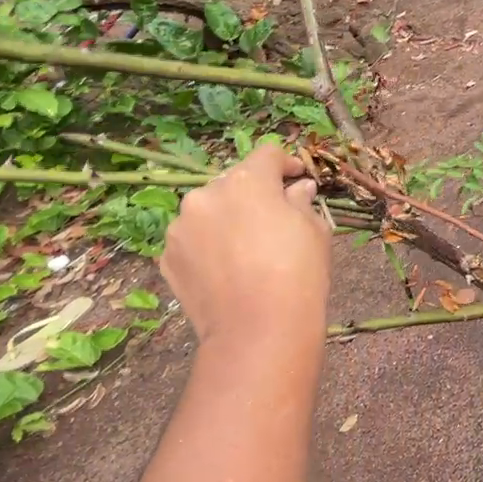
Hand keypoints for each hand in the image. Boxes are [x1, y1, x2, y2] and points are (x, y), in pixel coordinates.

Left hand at [159, 144, 330, 345]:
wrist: (258, 326)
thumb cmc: (299, 271)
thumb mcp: (315, 231)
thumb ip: (302, 202)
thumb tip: (296, 190)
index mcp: (247, 182)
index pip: (266, 154)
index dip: (286, 163)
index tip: (298, 179)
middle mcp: (205, 195)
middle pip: (234, 182)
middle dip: (255, 194)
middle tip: (276, 219)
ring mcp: (180, 227)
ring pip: (210, 211)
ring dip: (229, 219)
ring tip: (250, 248)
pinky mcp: (167, 256)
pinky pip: (194, 239)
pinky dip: (211, 245)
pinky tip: (231, 268)